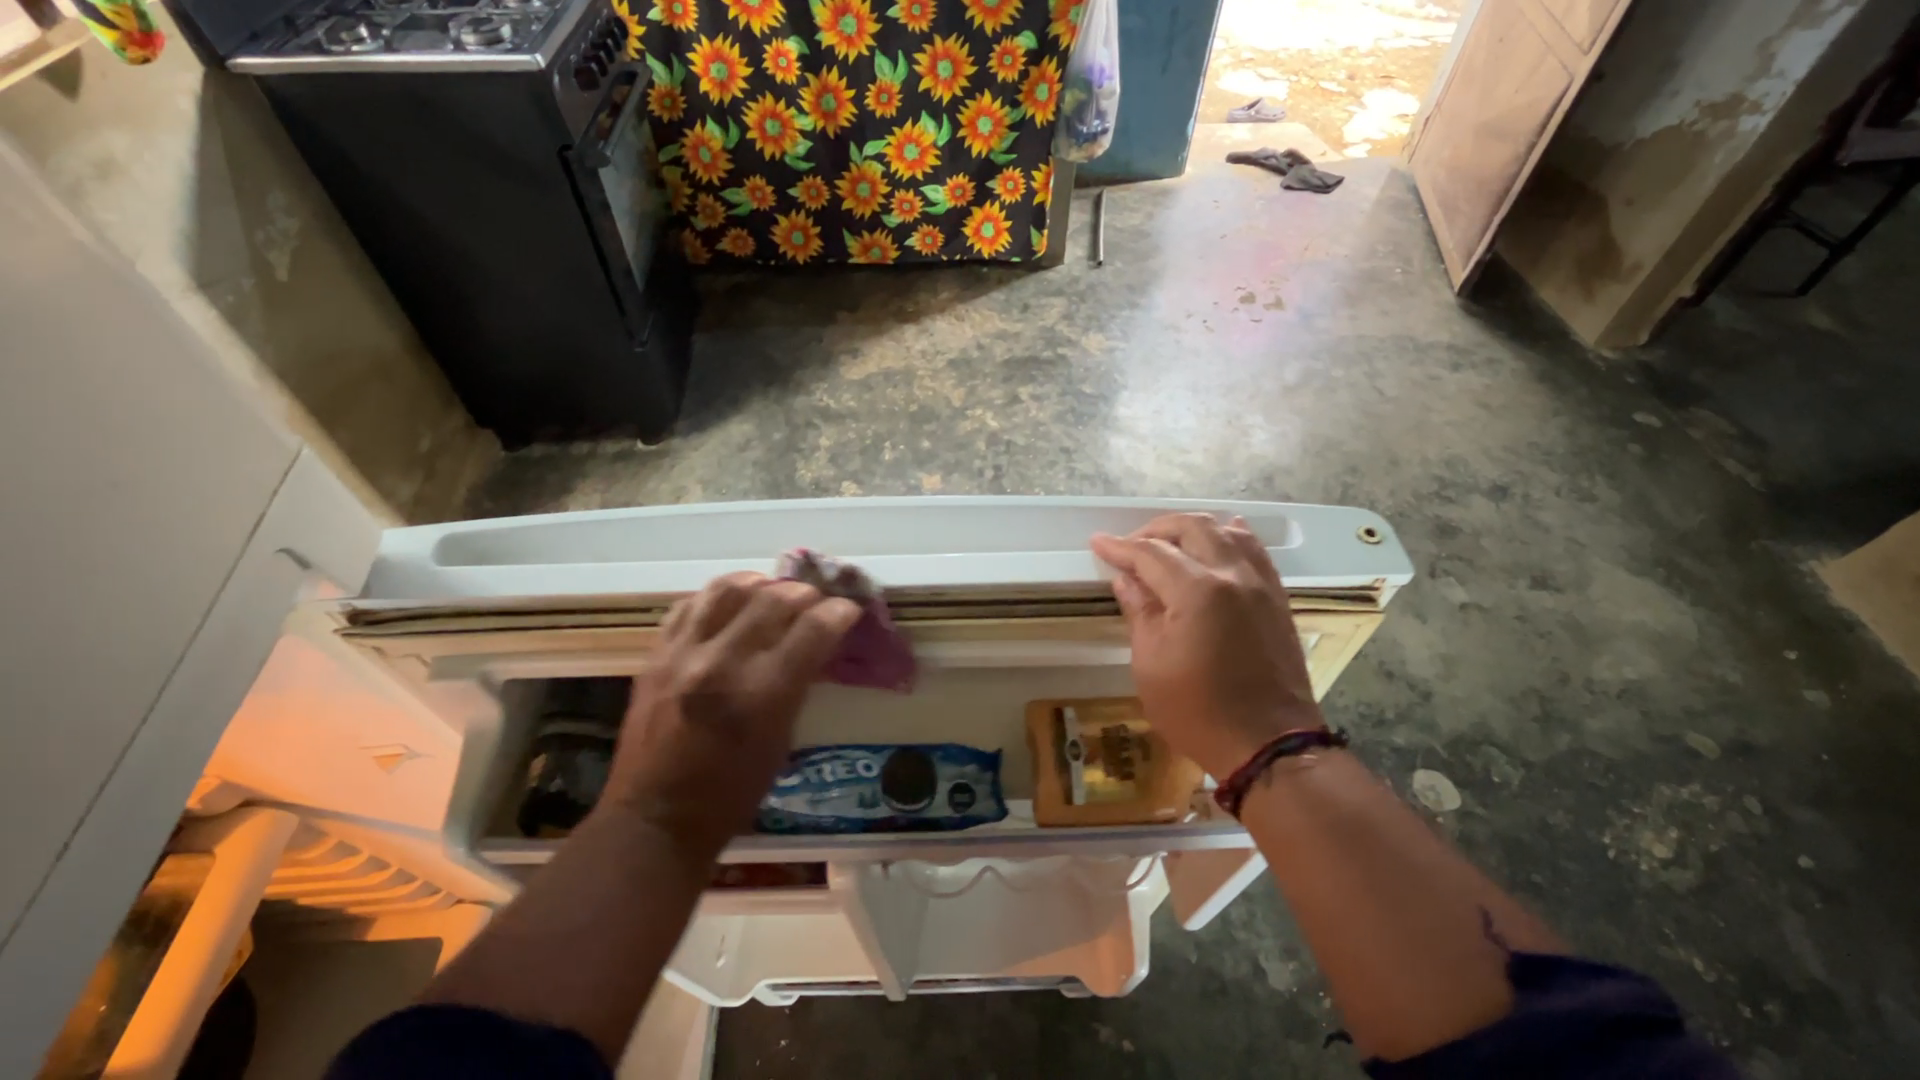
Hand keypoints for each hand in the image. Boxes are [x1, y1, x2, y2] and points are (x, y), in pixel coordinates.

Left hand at [600, 573, 862, 855]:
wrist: (655, 818)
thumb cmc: (731, 794)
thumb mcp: (782, 742)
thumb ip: (797, 686)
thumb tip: (814, 646)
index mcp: (762, 693)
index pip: (813, 628)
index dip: (839, 612)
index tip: (849, 610)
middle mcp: (723, 662)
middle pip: (774, 598)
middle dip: (805, 593)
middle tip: (817, 600)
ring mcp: (683, 654)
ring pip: (727, 589)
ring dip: (759, 584)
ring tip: (772, 591)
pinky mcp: (655, 655)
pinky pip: (689, 605)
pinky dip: (716, 598)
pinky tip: (729, 606)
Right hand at [1091, 513, 1323, 777]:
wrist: (1268, 744)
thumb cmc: (1198, 712)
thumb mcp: (1151, 665)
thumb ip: (1140, 612)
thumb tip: (1127, 579)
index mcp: (1197, 591)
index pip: (1151, 553)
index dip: (1120, 547)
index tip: (1098, 544)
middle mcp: (1232, 575)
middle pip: (1192, 528)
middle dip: (1155, 529)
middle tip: (1130, 544)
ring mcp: (1260, 584)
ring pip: (1227, 531)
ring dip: (1193, 529)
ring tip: (1170, 542)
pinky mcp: (1277, 598)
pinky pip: (1254, 551)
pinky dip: (1230, 538)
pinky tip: (1221, 538)